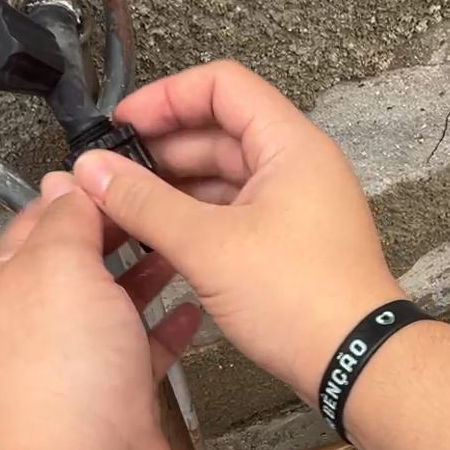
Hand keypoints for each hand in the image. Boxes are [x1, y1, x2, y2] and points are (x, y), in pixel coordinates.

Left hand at [0, 173, 200, 449]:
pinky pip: (147, 349)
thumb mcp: (59, 269)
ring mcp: (84, 361)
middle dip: (124, 232)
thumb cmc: (62, 370)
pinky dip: (170, 328)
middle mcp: (43, 321)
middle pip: (85, 262)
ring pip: (119, 305)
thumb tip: (66, 185)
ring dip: (150, 275)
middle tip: (171, 205)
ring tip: (188, 246)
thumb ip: (67, 222)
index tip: (133, 173)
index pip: (44, 222)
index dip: (86, 194)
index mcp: (11, 284)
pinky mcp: (123, 394)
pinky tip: (195, 311)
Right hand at [70, 61, 403, 398]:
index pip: (223, 87)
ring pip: (228, 181)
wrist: (355, 363)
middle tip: (113, 176)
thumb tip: (94, 171)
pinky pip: (240, 216)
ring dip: (178, 191)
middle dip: (164, 151)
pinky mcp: (294, 246)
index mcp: (291, 147)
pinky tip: (164, 240)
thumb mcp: (209, 247)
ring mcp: (299, 209)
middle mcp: (300, 169)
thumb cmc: (301, 300)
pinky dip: (201, 222)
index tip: (123, 125)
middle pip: (221, 134)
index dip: (167, 98)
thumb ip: (145, 204)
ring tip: (129, 211)